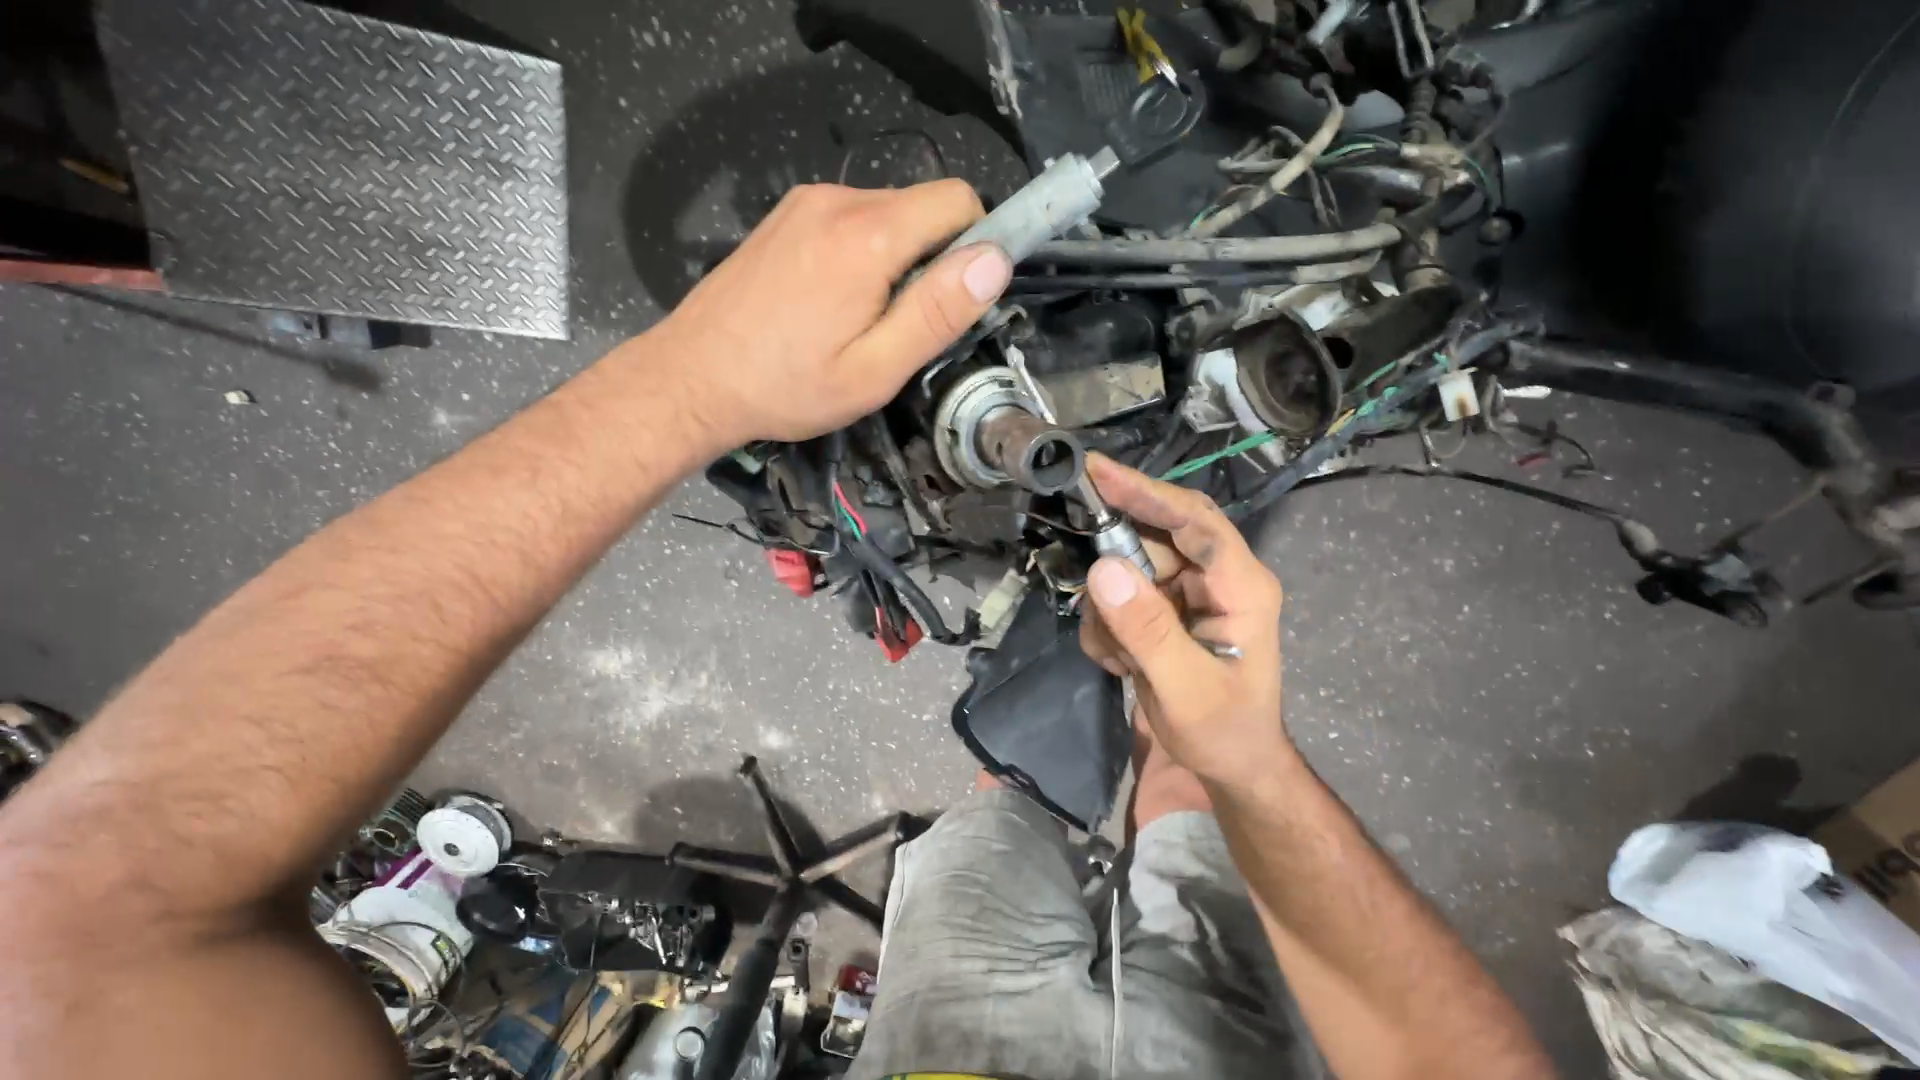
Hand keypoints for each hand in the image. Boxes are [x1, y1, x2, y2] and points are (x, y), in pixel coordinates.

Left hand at [648, 179, 1011, 446]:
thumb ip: (937, 313)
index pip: (957, 200)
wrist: (692, 377)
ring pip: (888, 213)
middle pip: (922, 206)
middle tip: (902, 324)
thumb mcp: (875, 369)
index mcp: (867, 236)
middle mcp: (837, 200)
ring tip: (861, 318)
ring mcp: (805, 202)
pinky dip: (862, 251)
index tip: (960, 297)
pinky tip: (831, 301)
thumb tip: (995, 260)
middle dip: (933, 258)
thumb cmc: (786, 386)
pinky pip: (850, 218)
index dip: (976, 243)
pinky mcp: (785, 215)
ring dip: (896, 258)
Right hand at [1078, 455, 1290, 790]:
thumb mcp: (1187, 690)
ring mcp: (1188, 593)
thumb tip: (1103, 568)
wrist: (1231, 767)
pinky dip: (1107, 629)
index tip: (1095, 472)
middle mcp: (1216, 578)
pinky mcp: (1164, 610)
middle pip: (1154, 538)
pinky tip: (1121, 664)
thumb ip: (1148, 630)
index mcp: (1241, 585)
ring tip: (1119, 659)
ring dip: (1109, 613)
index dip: (1146, 492)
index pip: (1195, 520)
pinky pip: (1119, 597)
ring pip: (1127, 569)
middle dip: (1116, 565)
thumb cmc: (1224, 731)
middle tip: (1091, 594)